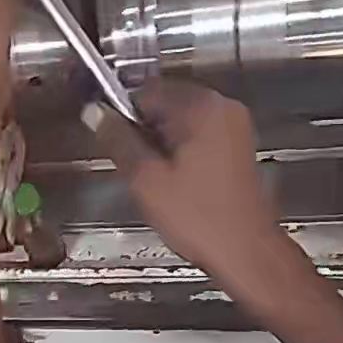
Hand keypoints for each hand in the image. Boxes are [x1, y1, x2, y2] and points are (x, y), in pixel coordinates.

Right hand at [94, 81, 306, 295]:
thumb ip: (117, 140)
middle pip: (164, 103)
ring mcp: (234, 126)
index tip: (116, 143)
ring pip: (179, 121)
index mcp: (201, 108)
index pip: (145, 91)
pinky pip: (197, 135)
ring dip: (161, 144)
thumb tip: (95, 113)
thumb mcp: (146, 179)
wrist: (246, 252)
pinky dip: (181, 152)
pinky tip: (178, 183)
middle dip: (145, 132)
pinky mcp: (237, 145)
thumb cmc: (201, 219)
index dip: (123, 117)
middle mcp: (222, 108)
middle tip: (140, 168)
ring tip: (160, 180)